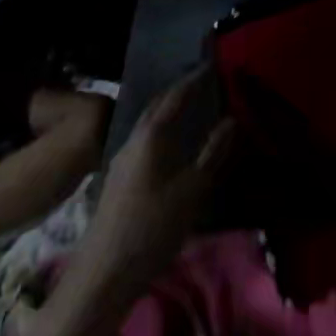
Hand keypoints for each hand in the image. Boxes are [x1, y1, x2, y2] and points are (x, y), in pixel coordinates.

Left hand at [27, 68, 232, 335]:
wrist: (104, 272)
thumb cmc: (152, 225)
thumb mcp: (192, 189)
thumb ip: (213, 152)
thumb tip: (232, 118)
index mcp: (151, 135)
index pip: (174, 96)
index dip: (193, 79)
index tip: (211, 64)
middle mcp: (132, 139)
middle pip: (156, 105)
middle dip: (177, 90)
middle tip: (201, 81)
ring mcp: (121, 159)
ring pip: (147, 123)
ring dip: (168, 111)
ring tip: (190, 108)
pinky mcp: (118, 178)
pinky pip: (143, 140)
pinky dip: (161, 130)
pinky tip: (171, 144)